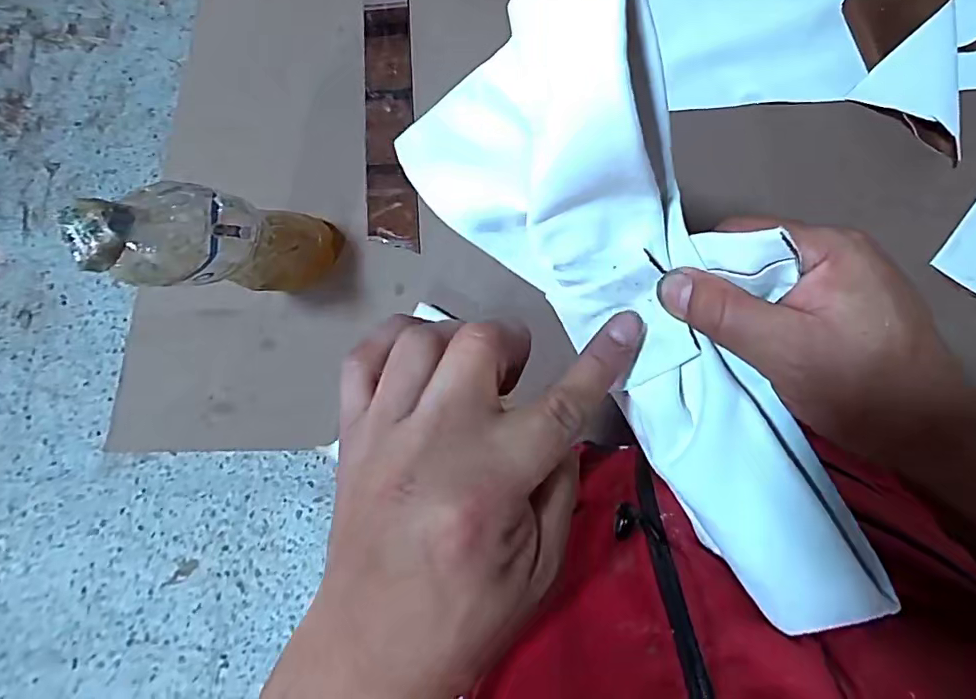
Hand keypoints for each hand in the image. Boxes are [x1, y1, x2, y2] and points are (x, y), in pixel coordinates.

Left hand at [263, 311, 643, 698]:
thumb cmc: (464, 616)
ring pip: (420, 338)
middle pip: (478, 343)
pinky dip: (391, 341)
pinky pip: (363, 357)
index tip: (624, 325)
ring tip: (466, 370)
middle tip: (515, 373)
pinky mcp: (351, 433)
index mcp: (491, 480)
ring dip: (455, 341)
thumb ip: (561, 485)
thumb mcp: (541, 567)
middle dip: (509, 344)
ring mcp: (385, 431)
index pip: (561, 404)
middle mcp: (435, 440)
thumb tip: (563, 428)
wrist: (372, 650)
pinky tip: (415, 359)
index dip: (601, 359)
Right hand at [657, 219, 975, 471]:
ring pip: (774, 283)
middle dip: (729, 291)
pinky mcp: (853, 310)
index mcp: (831, 245)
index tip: (678, 296)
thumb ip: (723, 311)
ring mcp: (851, 281)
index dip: (706, 263)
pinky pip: (794, 301)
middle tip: (705, 327)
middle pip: (758, 258)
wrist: (941, 445)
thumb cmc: (869, 392)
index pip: (745, 235)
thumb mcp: (783, 350)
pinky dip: (772, 321)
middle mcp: (842, 252)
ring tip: (737, 341)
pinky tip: (766, 348)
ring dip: (749, 310)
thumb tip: (670, 282)